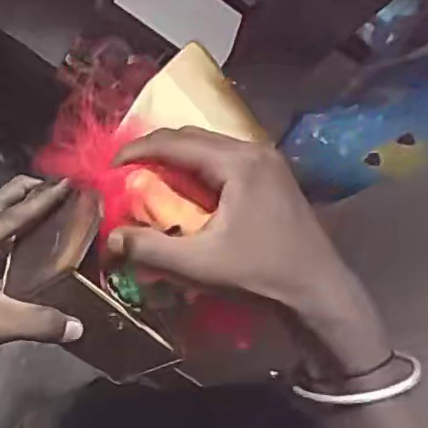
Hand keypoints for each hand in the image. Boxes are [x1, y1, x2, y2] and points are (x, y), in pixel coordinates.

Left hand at [0, 177, 84, 379]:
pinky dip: (22, 238)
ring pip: (0, 225)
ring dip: (23, 211)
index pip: (12, 215)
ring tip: (54, 204)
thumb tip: (79, 326)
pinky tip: (43, 242)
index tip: (69, 183)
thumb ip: (40, 321)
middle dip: (25, 191)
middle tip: (58, 183)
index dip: (42, 199)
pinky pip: (4, 247)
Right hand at [104, 128, 390, 371]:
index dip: (137, 151)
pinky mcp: (271, 176)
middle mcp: (254, 151)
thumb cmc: (258, 273)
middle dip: (154, 150)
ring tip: (148, 178)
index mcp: (238, 163)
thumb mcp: (197, 265)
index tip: (110, 167)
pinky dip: (195, 169)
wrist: (316, 290)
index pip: (175, 142)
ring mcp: (266, 162)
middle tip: (125, 171)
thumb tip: (110, 238)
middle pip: (192, 137)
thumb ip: (149, 248)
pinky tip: (183, 190)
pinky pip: (222, 161)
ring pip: (208, 147)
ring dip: (175, 159)